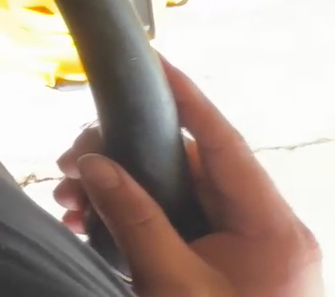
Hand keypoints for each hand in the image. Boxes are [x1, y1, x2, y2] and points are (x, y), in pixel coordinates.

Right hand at [54, 57, 321, 295]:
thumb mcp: (174, 281)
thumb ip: (133, 215)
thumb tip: (93, 161)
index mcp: (269, 227)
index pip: (222, 141)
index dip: (186, 96)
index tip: (151, 59)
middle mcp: (260, 227)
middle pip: (176, 161)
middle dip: (111, 158)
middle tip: (65, 171)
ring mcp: (240, 244)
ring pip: (161, 188)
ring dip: (107, 188)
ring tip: (68, 206)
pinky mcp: (219, 259)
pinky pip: (163, 215)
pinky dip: (119, 212)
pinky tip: (86, 223)